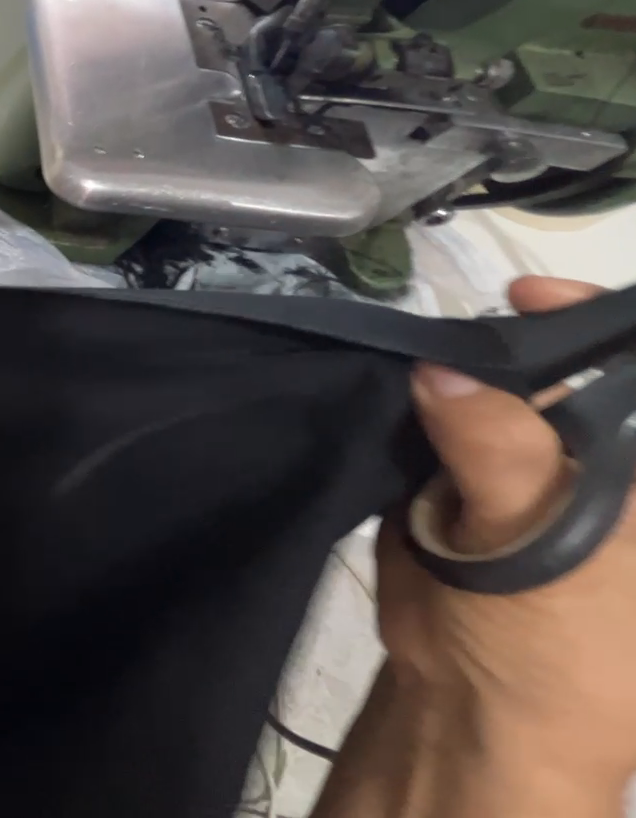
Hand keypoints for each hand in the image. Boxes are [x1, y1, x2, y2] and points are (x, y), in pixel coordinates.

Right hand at [382, 276, 635, 783]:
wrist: (470, 697)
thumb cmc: (558, 646)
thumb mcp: (544, 551)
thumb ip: (501, 456)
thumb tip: (438, 371)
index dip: (602, 326)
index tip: (532, 291)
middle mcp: (601, 465)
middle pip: (564, 374)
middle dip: (513, 341)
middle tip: (452, 322)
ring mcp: (529, 472)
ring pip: (492, 393)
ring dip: (452, 369)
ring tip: (410, 348)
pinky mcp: (461, 481)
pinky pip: (438, 420)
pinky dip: (411, 398)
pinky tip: (387, 385)